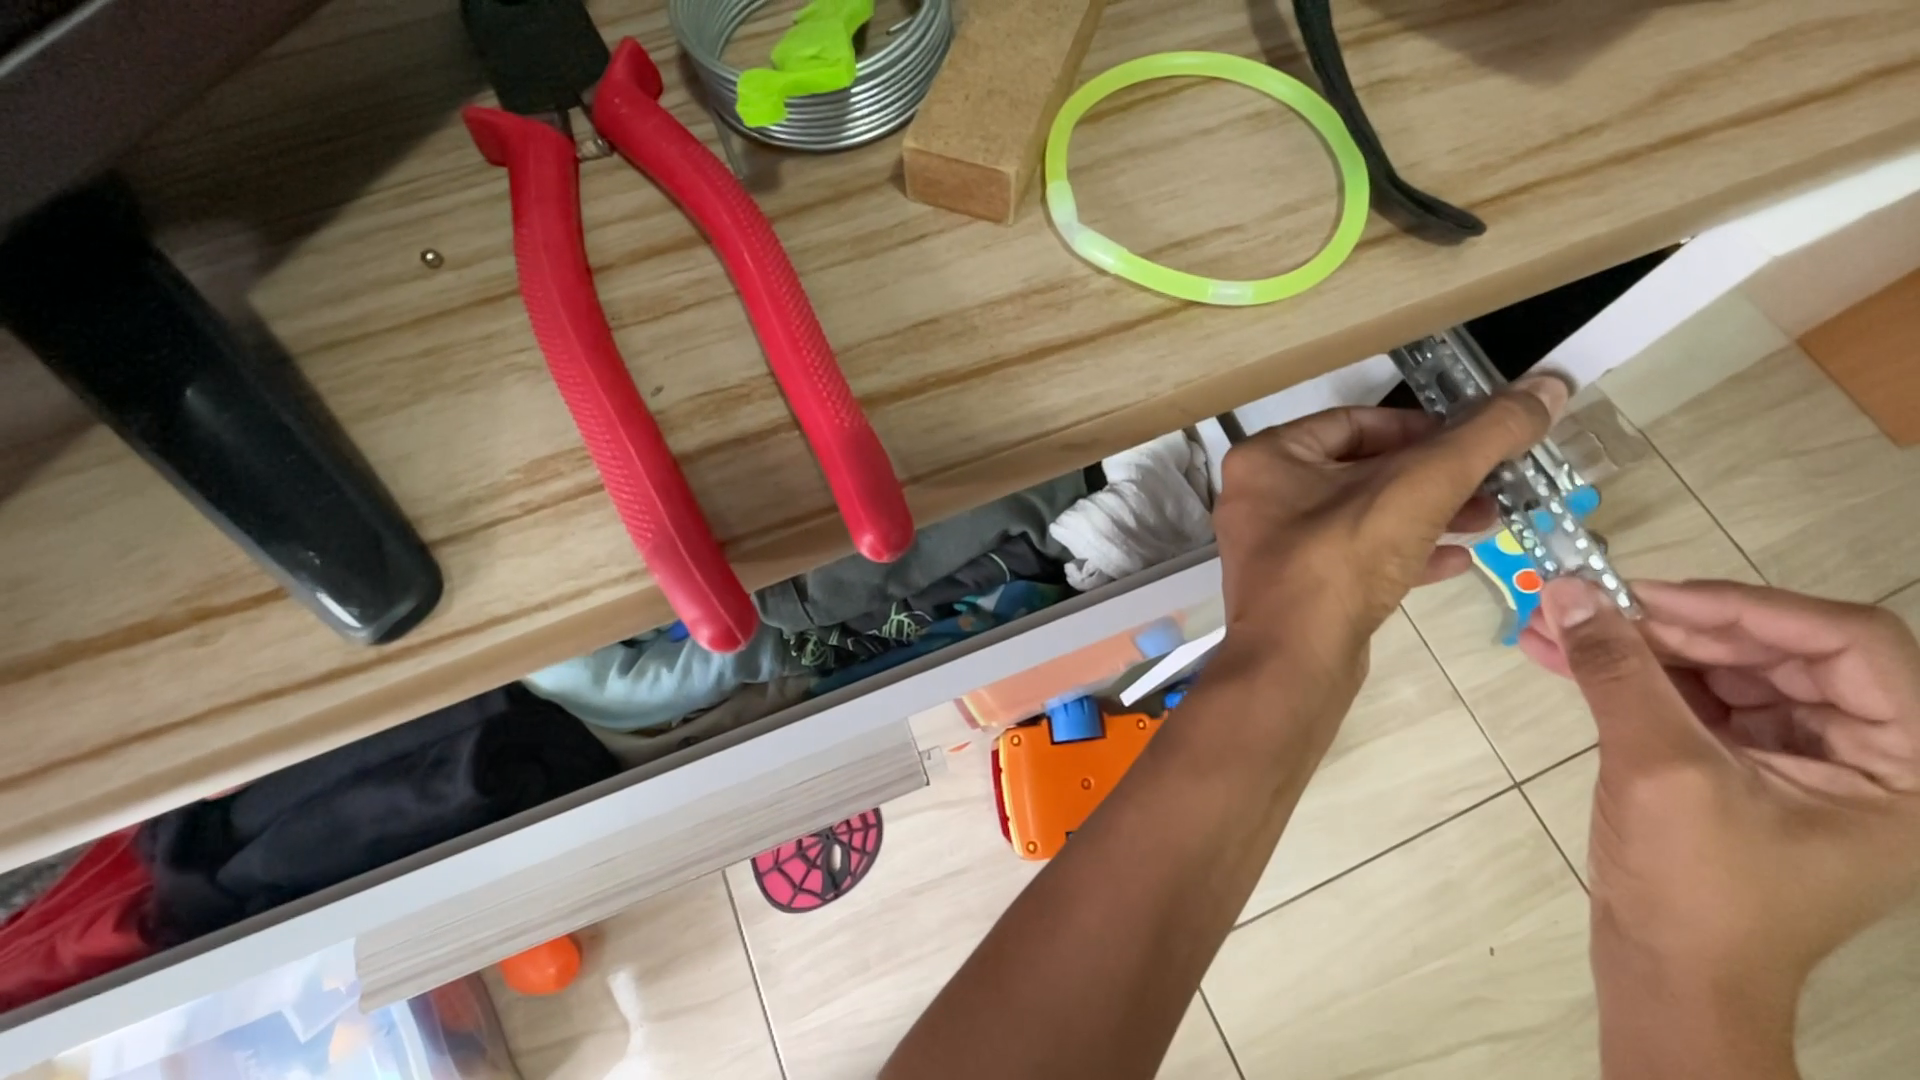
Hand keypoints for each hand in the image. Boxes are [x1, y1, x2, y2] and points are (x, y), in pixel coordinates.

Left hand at [1209, 375, 1561, 728]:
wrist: (1294, 664)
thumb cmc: (1342, 560)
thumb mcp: (1421, 487)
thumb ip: (1485, 436)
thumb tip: (1547, 386)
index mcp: (1267, 457)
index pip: (1354, 422)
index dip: (1421, 427)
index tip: (1474, 441)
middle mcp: (1260, 496)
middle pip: (1362, 470)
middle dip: (1433, 478)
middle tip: (1492, 486)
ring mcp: (1274, 546)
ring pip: (1362, 516)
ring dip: (1427, 515)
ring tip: (1487, 520)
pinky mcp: (1294, 587)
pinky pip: (1353, 557)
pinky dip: (1403, 554)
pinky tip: (1456, 561)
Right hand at [1525, 578, 1919, 1074]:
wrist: (1665, 973)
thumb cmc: (1695, 889)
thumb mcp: (1661, 770)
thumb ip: (1619, 673)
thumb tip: (1567, 594)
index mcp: (1908, 766)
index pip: (1848, 645)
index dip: (1747, 608)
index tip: (1646, 594)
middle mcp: (1868, 753)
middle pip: (1776, 651)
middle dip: (1673, 625)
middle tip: (1587, 604)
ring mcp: (1797, 757)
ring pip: (1722, 669)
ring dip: (1636, 644)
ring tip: (1557, 621)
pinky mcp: (1735, 764)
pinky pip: (1687, 698)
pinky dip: (1625, 675)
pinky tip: (1560, 653)